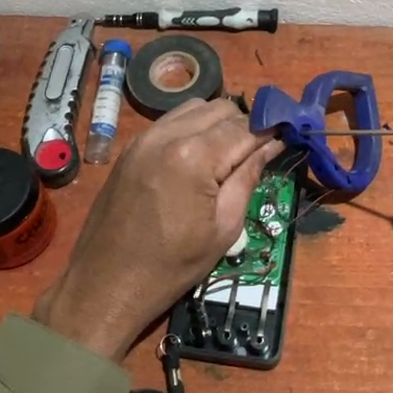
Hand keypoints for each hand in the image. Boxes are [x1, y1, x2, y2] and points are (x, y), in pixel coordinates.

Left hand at [33, 99, 280, 361]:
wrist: (105, 285)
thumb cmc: (171, 267)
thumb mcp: (224, 228)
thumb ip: (248, 178)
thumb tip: (273, 145)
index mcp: (194, 157)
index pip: (245, 128)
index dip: (270, 133)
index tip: (287, 140)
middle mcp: (168, 135)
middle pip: (222, 109)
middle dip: (245, 126)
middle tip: (257, 156)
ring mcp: (145, 137)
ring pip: (196, 107)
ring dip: (219, 123)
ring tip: (228, 156)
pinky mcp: (131, 146)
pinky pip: (172, 120)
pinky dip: (193, 128)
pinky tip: (199, 157)